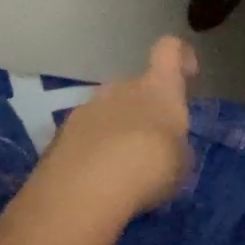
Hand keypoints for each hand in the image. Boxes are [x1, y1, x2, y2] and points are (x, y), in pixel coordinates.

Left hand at [36, 36, 197, 218]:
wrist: (81, 195)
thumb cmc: (150, 167)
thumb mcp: (182, 160)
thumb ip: (175, 144)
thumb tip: (168, 147)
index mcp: (158, 87)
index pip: (169, 49)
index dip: (180, 55)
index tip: (188, 75)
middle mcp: (120, 88)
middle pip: (136, 86)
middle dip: (144, 108)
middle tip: (152, 142)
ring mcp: (84, 111)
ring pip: (107, 112)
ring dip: (116, 130)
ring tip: (122, 167)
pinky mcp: (57, 139)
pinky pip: (83, 137)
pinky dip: (91, 152)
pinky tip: (96, 181)